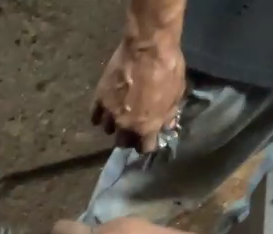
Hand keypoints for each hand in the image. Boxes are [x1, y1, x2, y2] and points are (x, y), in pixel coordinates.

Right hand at [93, 33, 186, 152]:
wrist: (148, 47)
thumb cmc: (168, 68)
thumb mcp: (177, 92)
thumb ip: (169, 113)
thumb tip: (166, 125)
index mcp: (147, 127)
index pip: (144, 148)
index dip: (147, 144)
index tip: (149, 138)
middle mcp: (126, 126)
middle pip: (123, 143)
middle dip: (128, 137)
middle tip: (133, 127)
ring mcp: (110, 114)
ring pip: (108, 130)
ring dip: (114, 125)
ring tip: (118, 115)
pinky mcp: (100, 100)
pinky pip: (95, 116)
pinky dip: (99, 115)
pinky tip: (105, 109)